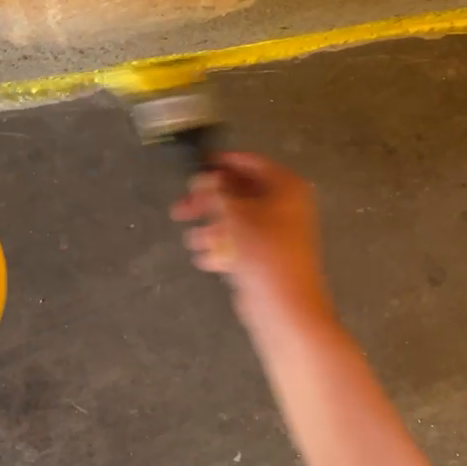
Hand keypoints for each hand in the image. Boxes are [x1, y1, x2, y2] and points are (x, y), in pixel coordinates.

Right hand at [171, 152, 332, 327]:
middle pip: (239, 194)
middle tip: (181, 209)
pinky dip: (223, 248)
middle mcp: (284, 206)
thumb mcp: (234, 214)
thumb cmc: (262, 250)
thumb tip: (202, 179)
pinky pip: (240, 245)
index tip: (197, 166)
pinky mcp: (267, 258)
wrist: (284, 302)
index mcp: (285, 186)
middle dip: (208, 202)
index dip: (222, 163)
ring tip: (194, 241)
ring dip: (212, 229)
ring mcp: (276, 233)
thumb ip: (215, 192)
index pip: (250, 163)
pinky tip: (207, 259)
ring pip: (236, 222)